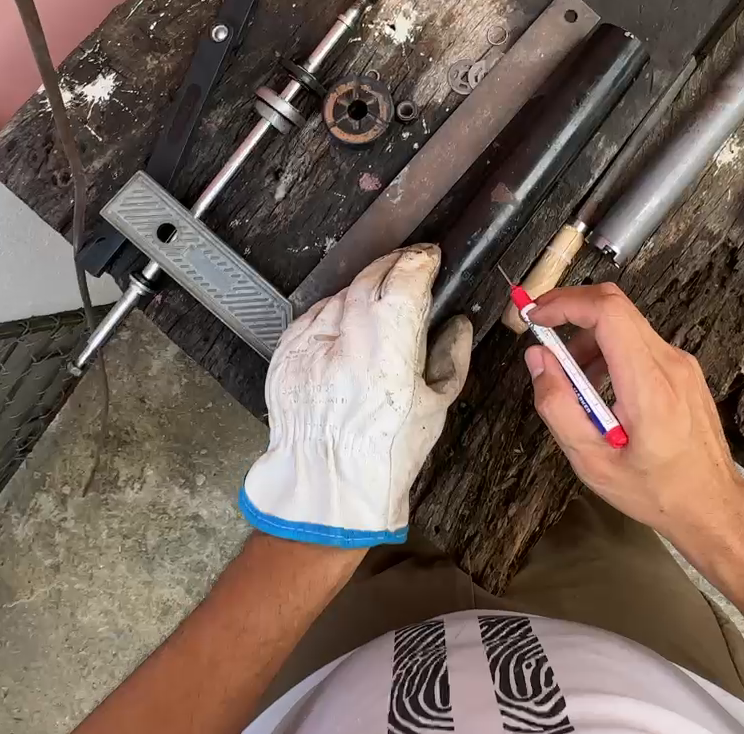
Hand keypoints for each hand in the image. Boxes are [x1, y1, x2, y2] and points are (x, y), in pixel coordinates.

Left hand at [240, 245, 471, 547]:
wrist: (325, 486)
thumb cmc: (386, 454)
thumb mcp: (435, 408)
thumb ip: (451, 357)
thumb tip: (457, 322)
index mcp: (387, 357)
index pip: (403, 282)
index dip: (418, 262)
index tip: (428, 258)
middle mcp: (345, 345)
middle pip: (369, 278)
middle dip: (392, 266)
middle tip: (408, 267)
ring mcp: (309, 347)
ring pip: (341, 294)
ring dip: (363, 291)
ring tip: (378, 307)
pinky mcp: (286, 354)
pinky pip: (314, 315)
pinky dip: (334, 313)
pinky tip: (347, 329)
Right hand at [524, 283, 743, 548]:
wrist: (715, 506)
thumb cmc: (655, 491)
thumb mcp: (592, 462)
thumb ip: (558, 406)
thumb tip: (538, 357)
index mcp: (649, 386)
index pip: (608, 313)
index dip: (565, 304)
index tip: (535, 317)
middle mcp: (670, 362)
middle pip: (614, 304)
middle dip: (569, 308)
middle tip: (539, 328)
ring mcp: (681, 362)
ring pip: (624, 321)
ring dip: (586, 335)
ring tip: (569, 376)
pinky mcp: (683, 367)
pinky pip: (637, 339)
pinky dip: (607, 347)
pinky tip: (597, 386)